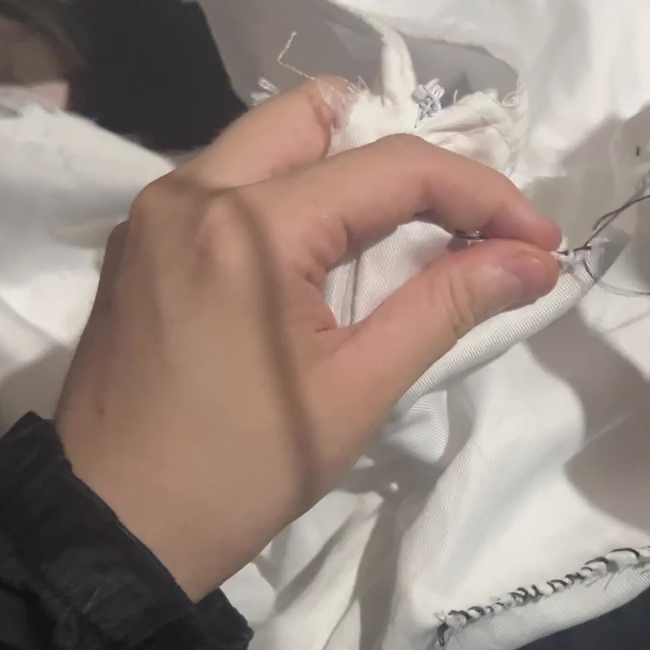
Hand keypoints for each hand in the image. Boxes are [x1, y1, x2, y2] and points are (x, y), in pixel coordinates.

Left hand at [56, 81, 560, 598]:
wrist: (113, 530)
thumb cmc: (241, 473)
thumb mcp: (358, 390)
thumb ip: (447, 307)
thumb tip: (533, 262)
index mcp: (249, 226)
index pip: (392, 168)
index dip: (482, 194)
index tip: (537, 240)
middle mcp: (191, 188)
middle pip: (322, 118)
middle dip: (407, 163)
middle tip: (457, 224)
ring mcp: (155, 210)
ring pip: (272, 143)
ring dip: (348, 176)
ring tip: (400, 243)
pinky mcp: (141, 239)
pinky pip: (233, 183)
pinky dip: (294, 200)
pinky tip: (322, 262)